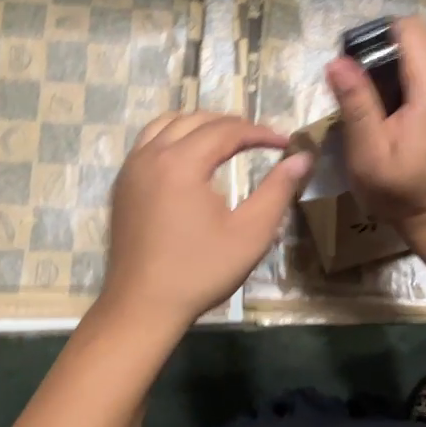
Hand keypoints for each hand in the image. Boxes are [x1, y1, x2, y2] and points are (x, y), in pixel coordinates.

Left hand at [103, 112, 312, 325]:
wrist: (142, 306)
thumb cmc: (200, 272)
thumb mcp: (250, 234)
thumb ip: (278, 190)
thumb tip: (302, 157)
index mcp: (182, 163)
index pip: (226, 131)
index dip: (259, 132)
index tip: (285, 144)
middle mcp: (151, 155)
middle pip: (196, 120)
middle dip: (231, 124)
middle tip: (261, 140)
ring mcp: (131, 169)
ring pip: (167, 124)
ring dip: (199, 125)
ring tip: (226, 140)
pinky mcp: (123, 185)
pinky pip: (148, 142)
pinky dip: (174, 137)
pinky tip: (190, 158)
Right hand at [325, 17, 425, 238]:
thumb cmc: (400, 189)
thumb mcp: (367, 154)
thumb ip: (356, 104)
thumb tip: (337, 61)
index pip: (411, 29)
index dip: (379, 37)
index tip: (357, 64)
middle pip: (424, 32)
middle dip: (392, 44)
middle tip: (367, 78)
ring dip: (407, 55)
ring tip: (382, 86)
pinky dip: (421, 66)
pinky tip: (402, 97)